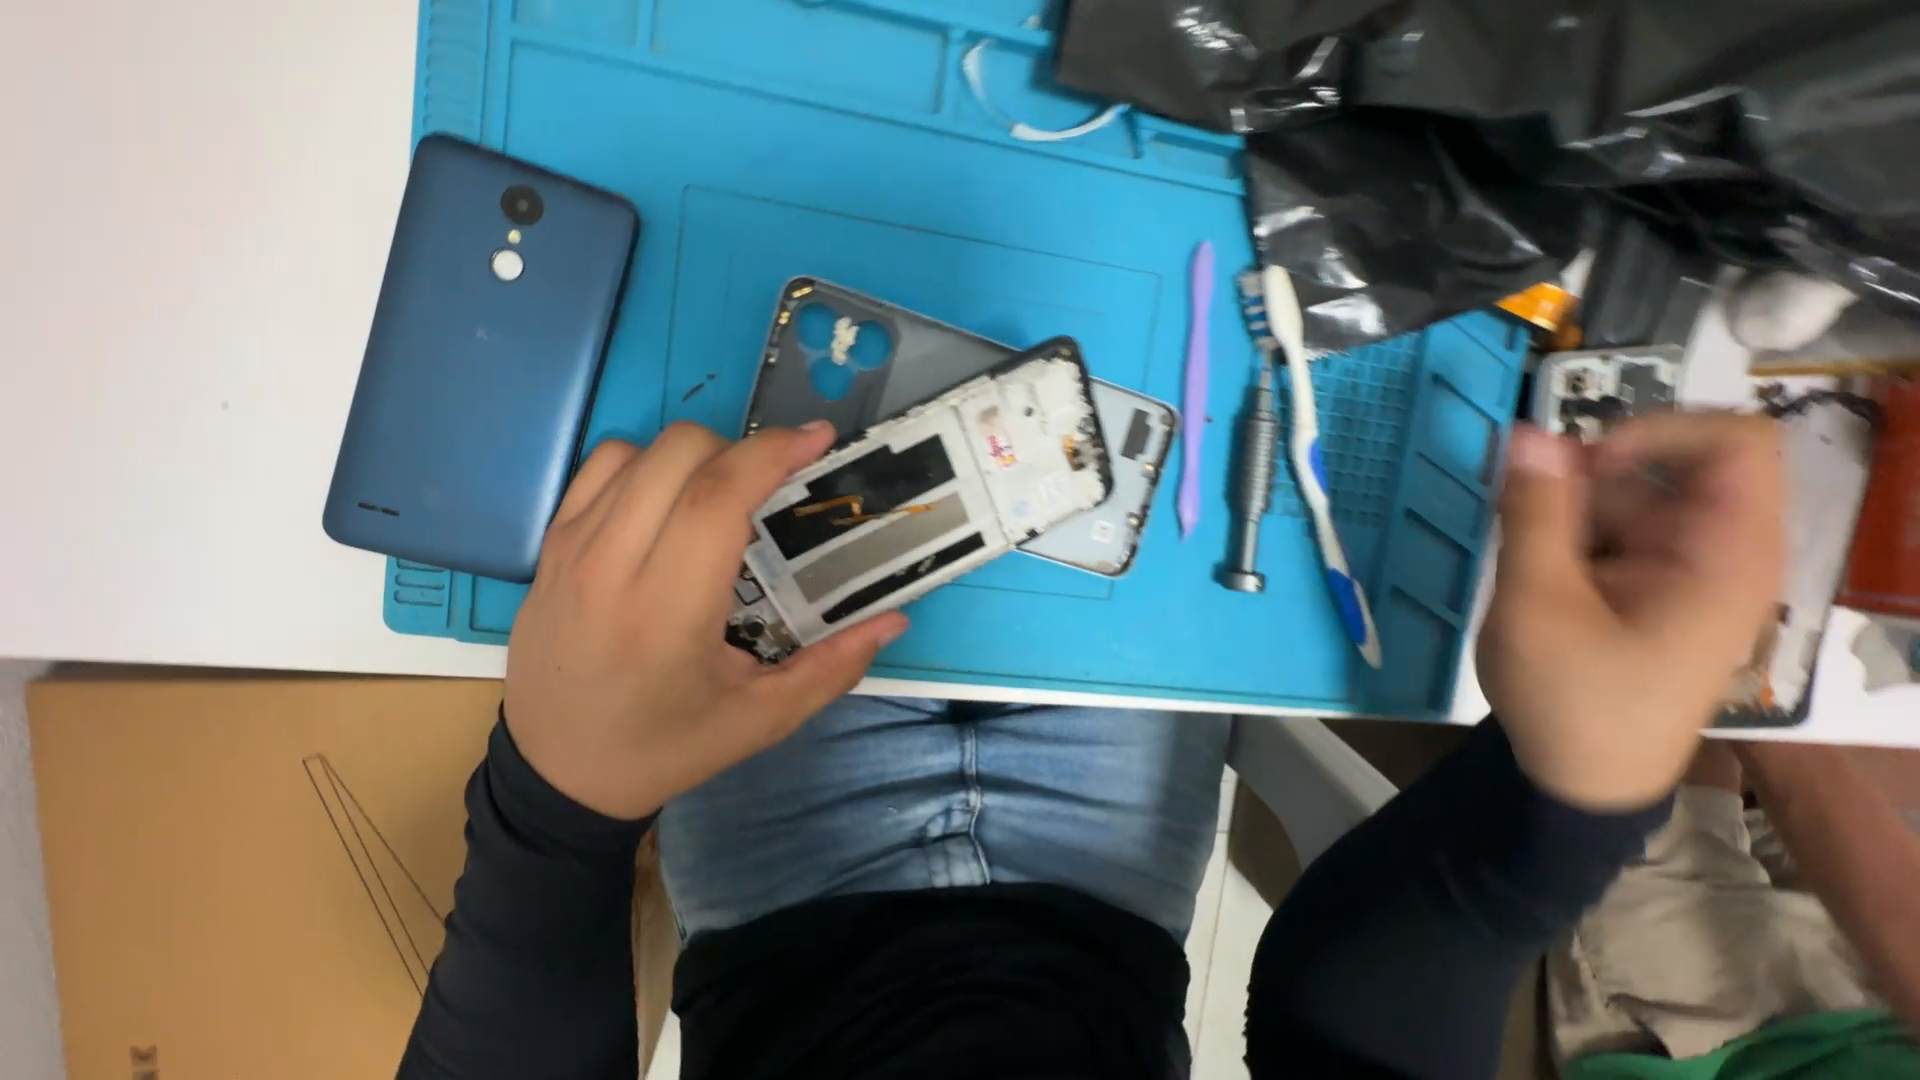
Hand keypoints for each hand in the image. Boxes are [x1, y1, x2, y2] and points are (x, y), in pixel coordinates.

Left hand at [503, 422, 908, 819]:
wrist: (559, 775)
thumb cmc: (669, 746)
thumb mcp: (763, 720)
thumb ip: (834, 667)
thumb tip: (893, 620)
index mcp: (668, 612)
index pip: (720, 497)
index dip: (774, 453)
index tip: (816, 439)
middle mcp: (611, 567)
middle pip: (681, 455)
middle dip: (742, 452)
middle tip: (771, 488)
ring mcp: (570, 551)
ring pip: (639, 451)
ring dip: (694, 457)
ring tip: (720, 497)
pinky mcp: (548, 548)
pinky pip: (599, 468)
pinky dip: (644, 465)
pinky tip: (666, 502)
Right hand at [1478, 415, 1782, 810]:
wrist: (1581, 781)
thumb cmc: (1571, 699)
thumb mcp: (1539, 603)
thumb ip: (1533, 514)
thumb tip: (1526, 434)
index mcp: (1724, 555)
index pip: (1734, 443)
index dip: (1656, 432)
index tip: (1578, 465)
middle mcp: (1717, 553)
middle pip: (1664, 470)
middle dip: (1584, 484)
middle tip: (1524, 522)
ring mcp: (1682, 573)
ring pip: (1626, 501)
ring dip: (1564, 515)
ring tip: (1526, 567)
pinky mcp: (1650, 591)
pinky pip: (1611, 535)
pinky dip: (1565, 540)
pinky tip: (1537, 581)